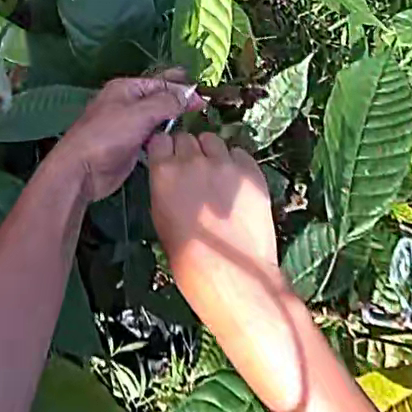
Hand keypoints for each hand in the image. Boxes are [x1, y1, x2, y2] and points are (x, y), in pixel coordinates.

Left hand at [44, 73, 204, 203]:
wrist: (83, 168)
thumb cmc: (108, 135)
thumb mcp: (138, 115)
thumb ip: (164, 103)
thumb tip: (187, 94)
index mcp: (124, 89)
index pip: (158, 83)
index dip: (180, 88)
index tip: (203, 96)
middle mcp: (125, 102)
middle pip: (156, 97)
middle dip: (177, 98)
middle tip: (203, 102)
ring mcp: (126, 123)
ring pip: (155, 116)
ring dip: (172, 117)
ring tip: (195, 118)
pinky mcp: (129, 143)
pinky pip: (152, 134)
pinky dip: (164, 133)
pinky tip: (178, 138)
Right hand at [147, 133, 279, 291]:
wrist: (230, 274)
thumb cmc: (186, 253)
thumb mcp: (160, 213)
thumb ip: (163, 183)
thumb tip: (169, 173)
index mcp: (164, 170)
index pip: (161, 139)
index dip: (166, 150)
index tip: (170, 159)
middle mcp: (192, 159)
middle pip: (186, 137)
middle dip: (188, 151)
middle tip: (195, 171)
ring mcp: (224, 164)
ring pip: (213, 140)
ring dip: (212, 152)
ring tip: (217, 173)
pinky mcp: (251, 173)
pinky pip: (240, 154)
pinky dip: (236, 163)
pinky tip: (236, 182)